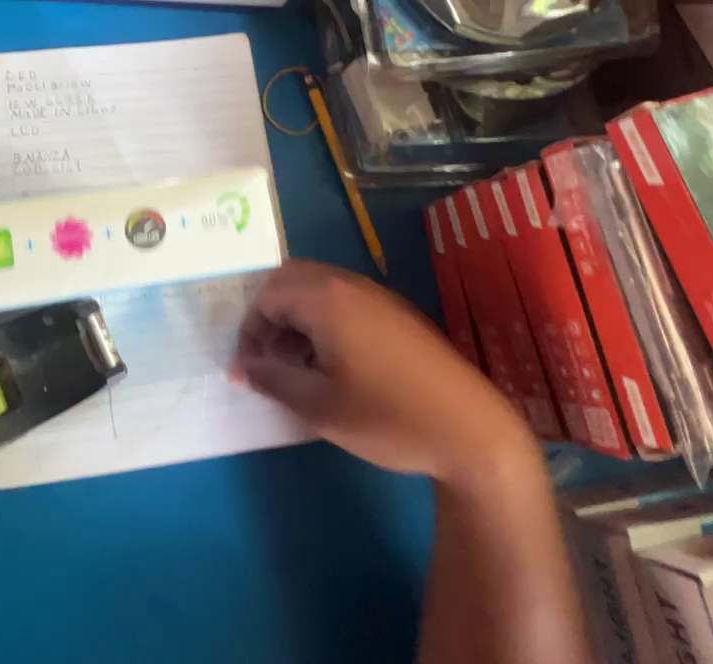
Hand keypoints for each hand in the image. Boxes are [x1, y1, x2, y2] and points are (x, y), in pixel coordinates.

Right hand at [232, 261, 534, 483]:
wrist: (472, 433)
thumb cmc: (387, 418)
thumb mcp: (318, 406)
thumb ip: (272, 379)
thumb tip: (240, 368)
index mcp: (326, 299)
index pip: (267, 296)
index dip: (250, 332)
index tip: (252, 371)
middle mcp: (350, 285)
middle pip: (291, 281)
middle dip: (271, 317)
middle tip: (271, 360)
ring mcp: (378, 296)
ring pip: (319, 289)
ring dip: (297, 319)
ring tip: (299, 367)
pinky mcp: (398, 314)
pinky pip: (345, 301)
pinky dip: (324, 321)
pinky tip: (334, 365)